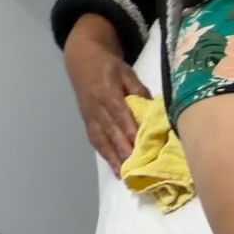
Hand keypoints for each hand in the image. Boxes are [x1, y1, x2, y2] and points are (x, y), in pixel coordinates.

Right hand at [63, 13, 151, 175]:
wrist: (81, 57)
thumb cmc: (108, 65)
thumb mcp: (126, 71)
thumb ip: (138, 90)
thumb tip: (152, 108)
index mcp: (106, 93)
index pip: (121, 116)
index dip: (130, 132)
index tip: (142, 147)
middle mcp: (96, 107)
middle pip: (111, 132)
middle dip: (124, 150)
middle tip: (136, 168)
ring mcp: (89, 115)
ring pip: (102, 140)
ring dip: (114, 158)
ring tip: (126, 175)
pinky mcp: (87, 121)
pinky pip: (96, 140)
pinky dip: (105, 155)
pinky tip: (115, 169)